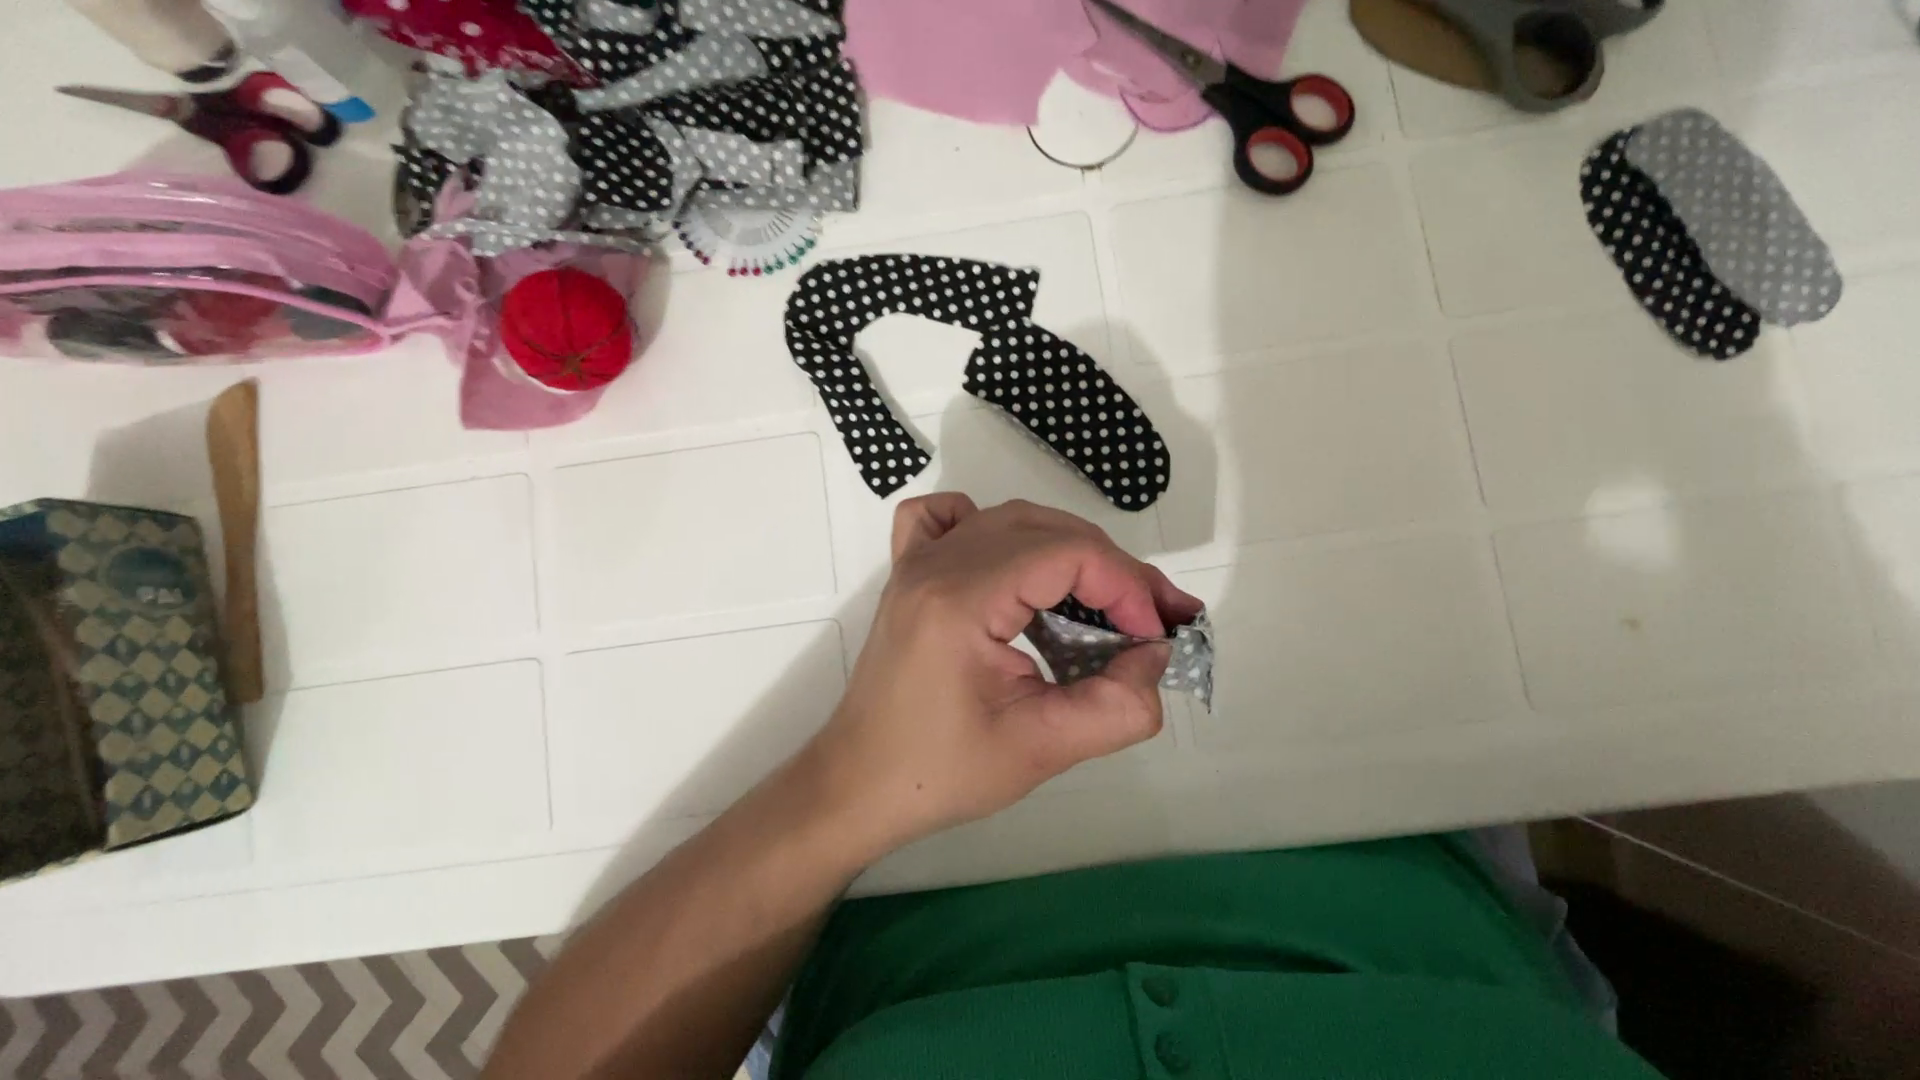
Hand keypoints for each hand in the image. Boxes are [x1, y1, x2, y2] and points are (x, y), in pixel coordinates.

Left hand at [799, 495, 1202, 859]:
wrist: (859, 784)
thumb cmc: (941, 772)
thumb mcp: (1040, 749)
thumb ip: (1116, 706)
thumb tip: (1155, 655)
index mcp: (961, 599)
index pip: (1067, 554)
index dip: (1127, 586)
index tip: (1156, 636)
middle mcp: (935, 564)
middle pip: (1046, 529)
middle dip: (1111, 570)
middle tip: (1151, 620)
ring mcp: (916, 563)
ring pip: (1010, 520)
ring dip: (1068, 551)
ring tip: (1109, 602)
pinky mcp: (909, 574)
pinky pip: (950, 520)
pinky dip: (996, 530)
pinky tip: (1017, 568)